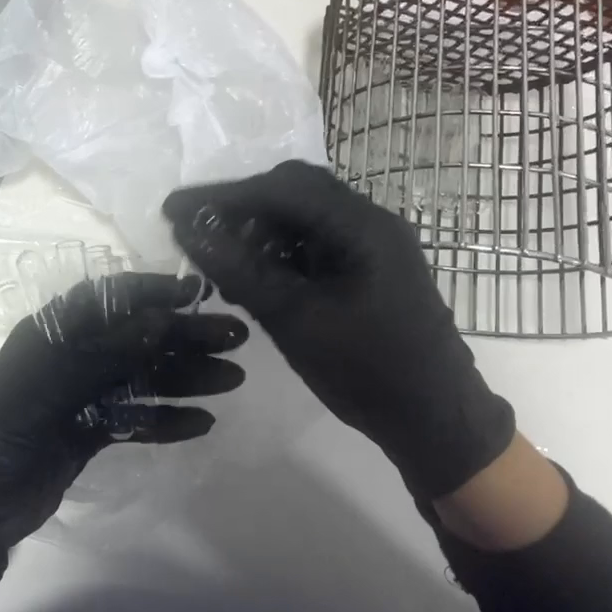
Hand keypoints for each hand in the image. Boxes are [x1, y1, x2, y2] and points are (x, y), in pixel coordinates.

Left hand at [0, 273, 247, 597]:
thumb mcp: (47, 386)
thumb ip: (104, 354)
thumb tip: (160, 319)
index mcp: (53, 332)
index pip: (110, 298)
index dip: (153, 291)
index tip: (198, 293)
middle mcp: (71, 357)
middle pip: (136, 337)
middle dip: (184, 335)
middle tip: (235, 337)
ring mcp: (81, 396)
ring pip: (142, 378)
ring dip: (185, 376)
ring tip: (232, 378)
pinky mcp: (89, 434)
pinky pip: (135, 418)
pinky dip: (166, 419)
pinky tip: (203, 422)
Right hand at [163, 160, 513, 500]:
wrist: (437, 423)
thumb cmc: (369, 373)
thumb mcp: (296, 321)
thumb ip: (241, 270)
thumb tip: (187, 228)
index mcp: (363, 226)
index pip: (282, 188)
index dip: (223, 196)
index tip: (174, 209)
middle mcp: (371, 222)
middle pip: (293, 193)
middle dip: (238, 208)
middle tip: (193, 229)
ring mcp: (372, 245)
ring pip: (302, 217)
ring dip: (256, 229)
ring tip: (215, 256)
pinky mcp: (367, 268)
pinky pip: (314, 243)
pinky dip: (277, 251)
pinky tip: (250, 273)